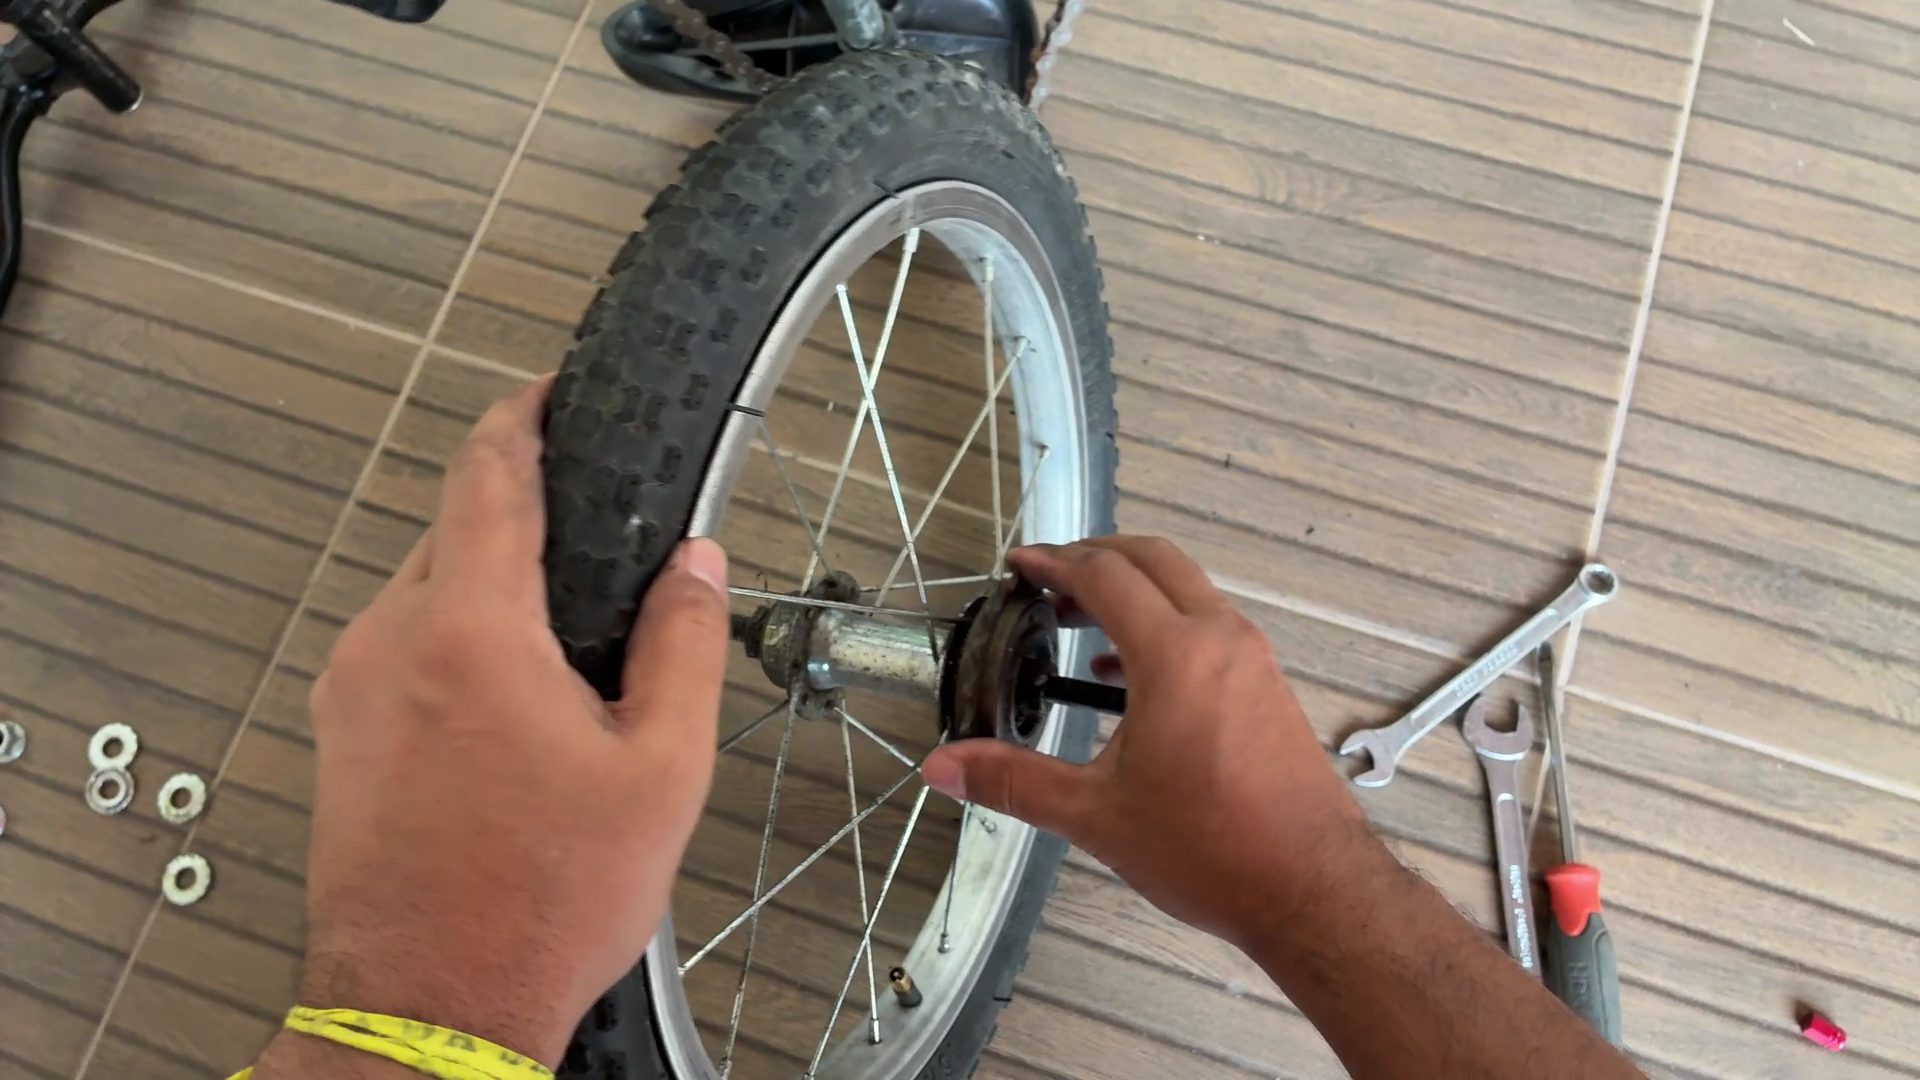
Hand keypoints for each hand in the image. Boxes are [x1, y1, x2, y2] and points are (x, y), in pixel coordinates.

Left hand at [270, 378, 731, 1068]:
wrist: (433, 1013)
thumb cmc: (548, 896)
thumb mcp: (663, 763)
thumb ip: (685, 643)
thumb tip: (698, 563)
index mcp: (471, 638)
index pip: (488, 483)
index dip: (521, 421)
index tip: (549, 391)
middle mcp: (391, 648)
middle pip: (461, 528)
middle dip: (528, 511)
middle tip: (605, 532)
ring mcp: (353, 689)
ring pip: (434, 584)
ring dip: (502, 574)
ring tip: (580, 616)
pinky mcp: (343, 729)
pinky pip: (410, 637)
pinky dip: (468, 622)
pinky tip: (527, 676)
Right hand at [921, 536, 1376, 946]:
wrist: (1318, 895)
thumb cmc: (1210, 850)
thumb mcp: (1096, 815)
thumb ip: (1013, 781)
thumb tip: (942, 766)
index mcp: (1174, 655)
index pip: (1104, 575)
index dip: (1053, 562)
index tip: (1019, 564)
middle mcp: (1219, 637)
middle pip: (1152, 557)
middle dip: (1094, 554)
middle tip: (1047, 574)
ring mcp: (1251, 656)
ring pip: (1185, 585)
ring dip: (1130, 585)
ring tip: (1078, 617)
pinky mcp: (1266, 682)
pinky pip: (1207, 622)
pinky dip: (1161, 619)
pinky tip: (1125, 670)